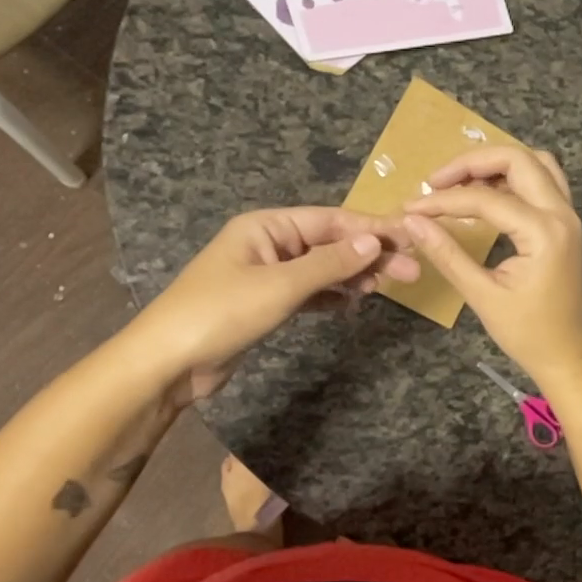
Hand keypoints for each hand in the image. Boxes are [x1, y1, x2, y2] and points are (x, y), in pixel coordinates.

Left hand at [119, 207, 418, 403]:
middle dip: (370, 254)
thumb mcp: (281, 286)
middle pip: (330, 243)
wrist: (169, 362)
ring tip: (387, 288)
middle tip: (412, 272)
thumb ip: (330, 264)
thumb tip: (374, 241)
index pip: (331, 220)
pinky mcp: (267, 303)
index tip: (412, 238)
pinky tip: (353, 304)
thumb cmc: (221, 314)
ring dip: (354, 276)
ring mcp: (268, 274)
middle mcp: (269, 244)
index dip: (373, 228)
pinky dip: (333, 296)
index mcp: (267, 227)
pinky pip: (311, 291)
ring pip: (323, 268)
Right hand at [403, 146, 581, 386]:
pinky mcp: (566, 225)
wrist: (567, 355)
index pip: (485, 198)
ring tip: (459, 182)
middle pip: (517, 159)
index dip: (444, 200)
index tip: (411, 206)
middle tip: (436, 181)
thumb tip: (412, 221)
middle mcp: (562, 215)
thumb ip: (447, 253)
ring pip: (535, 163)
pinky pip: (544, 182)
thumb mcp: (482, 295)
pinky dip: (514, 177)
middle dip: (472, 162)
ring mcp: (569, 217)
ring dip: (496, 164)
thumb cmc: (527, 333)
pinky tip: (485, 193)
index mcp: (543, 232)